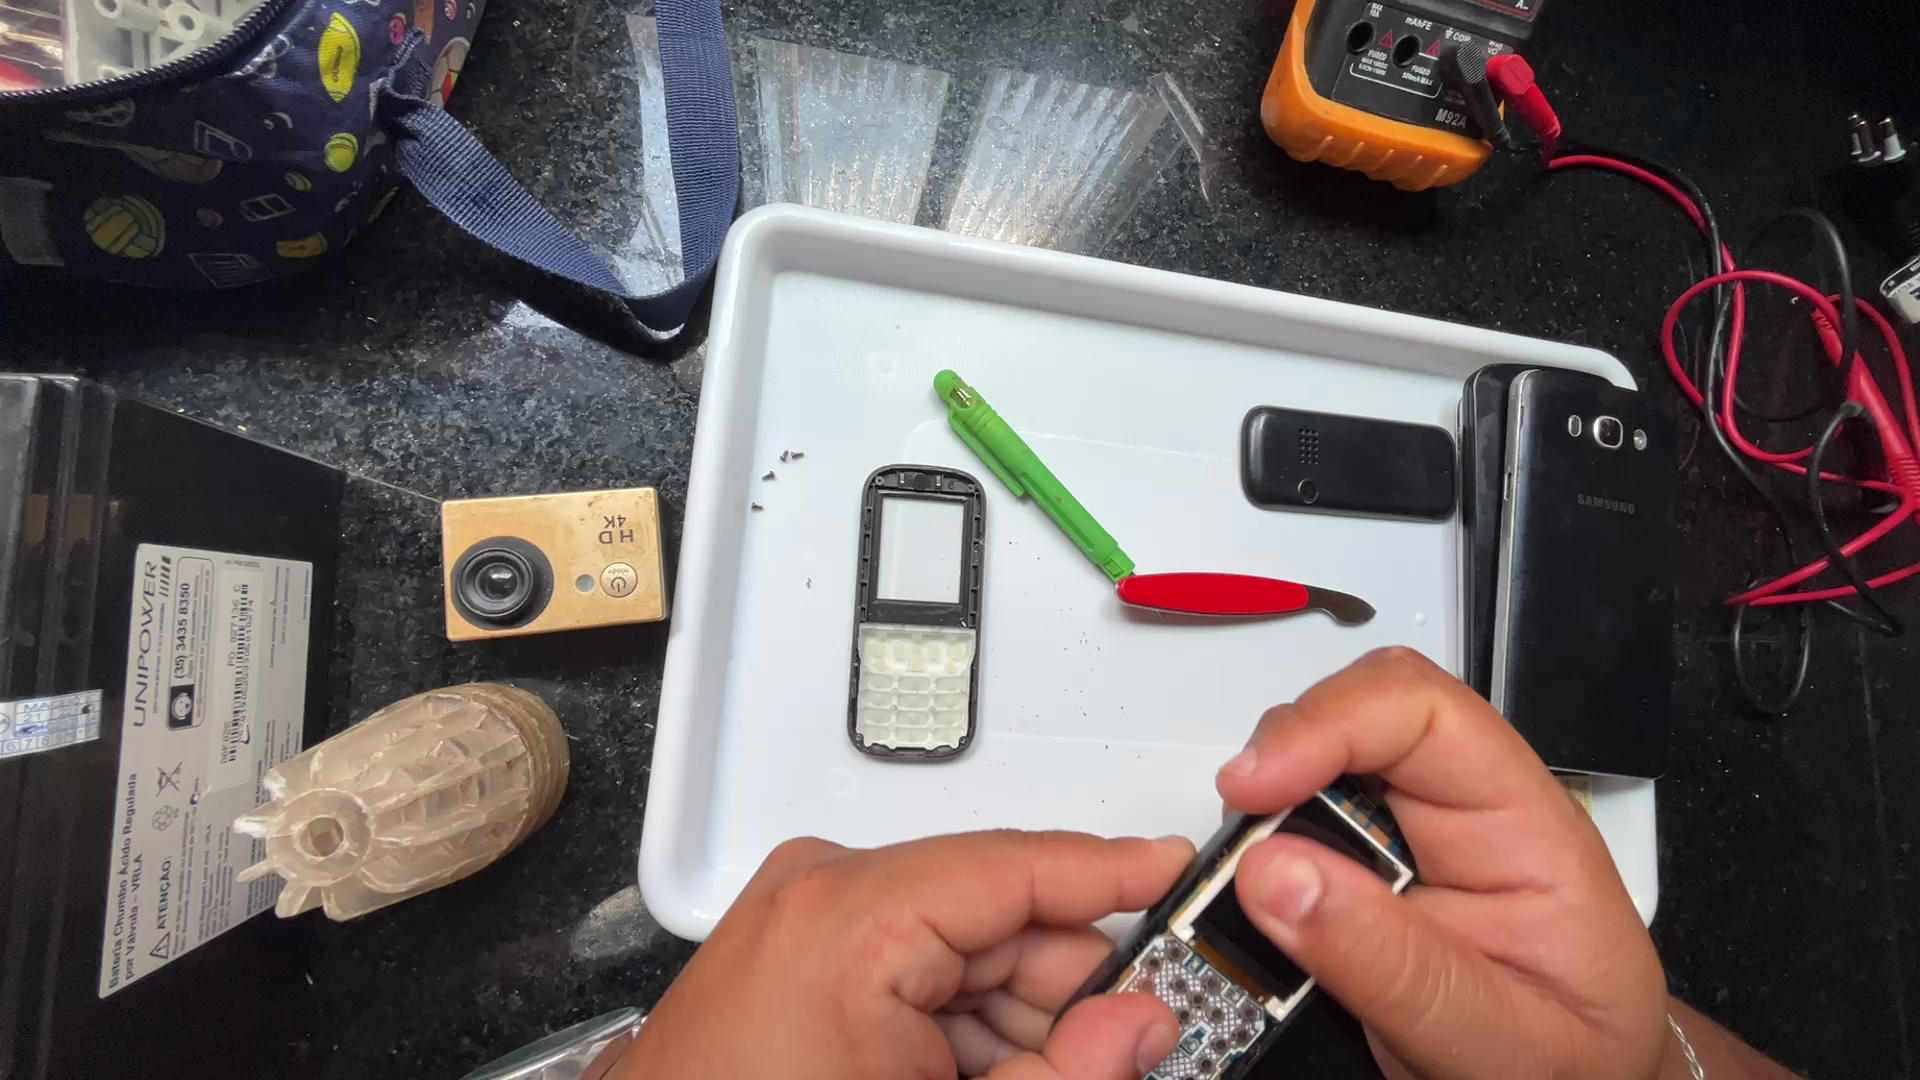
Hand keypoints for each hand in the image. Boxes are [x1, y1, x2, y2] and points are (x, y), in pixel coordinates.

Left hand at [618, 831, 1194, 1079]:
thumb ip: (1064, 1072)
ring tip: (1014, 1070)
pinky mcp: (804, 933)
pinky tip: (968, 1068)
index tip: (1171, 867)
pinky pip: (918, 955)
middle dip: (1065, 979)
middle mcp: (826, 886)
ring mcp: (809, 906)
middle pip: (996, 909)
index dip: (1109, 867)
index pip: (1015, 864)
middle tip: (1119, 1038)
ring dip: (1012, 1010)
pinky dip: (961, 1013)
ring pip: (963, 939)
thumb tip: (1139, 1021)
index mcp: (851, 916)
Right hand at [1214, 647, 1668, 1079]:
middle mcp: (1460, 798)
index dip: (1327, 723)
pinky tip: (1262, 876)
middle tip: (1242, 831)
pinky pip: (1296, 796)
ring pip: (1315, 743)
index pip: (1421, 711)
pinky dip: (1260, 825)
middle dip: (1282, 754)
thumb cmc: (1563, 1068)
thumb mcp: (1499, 1049)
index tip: (1256, 785)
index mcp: (1525, 828)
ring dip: (1266, 795)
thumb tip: (1272, 873)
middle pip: (1355, 707)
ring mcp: (1405, 811)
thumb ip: (1395, 968)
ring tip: (1255, 874)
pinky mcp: (1363, 832)